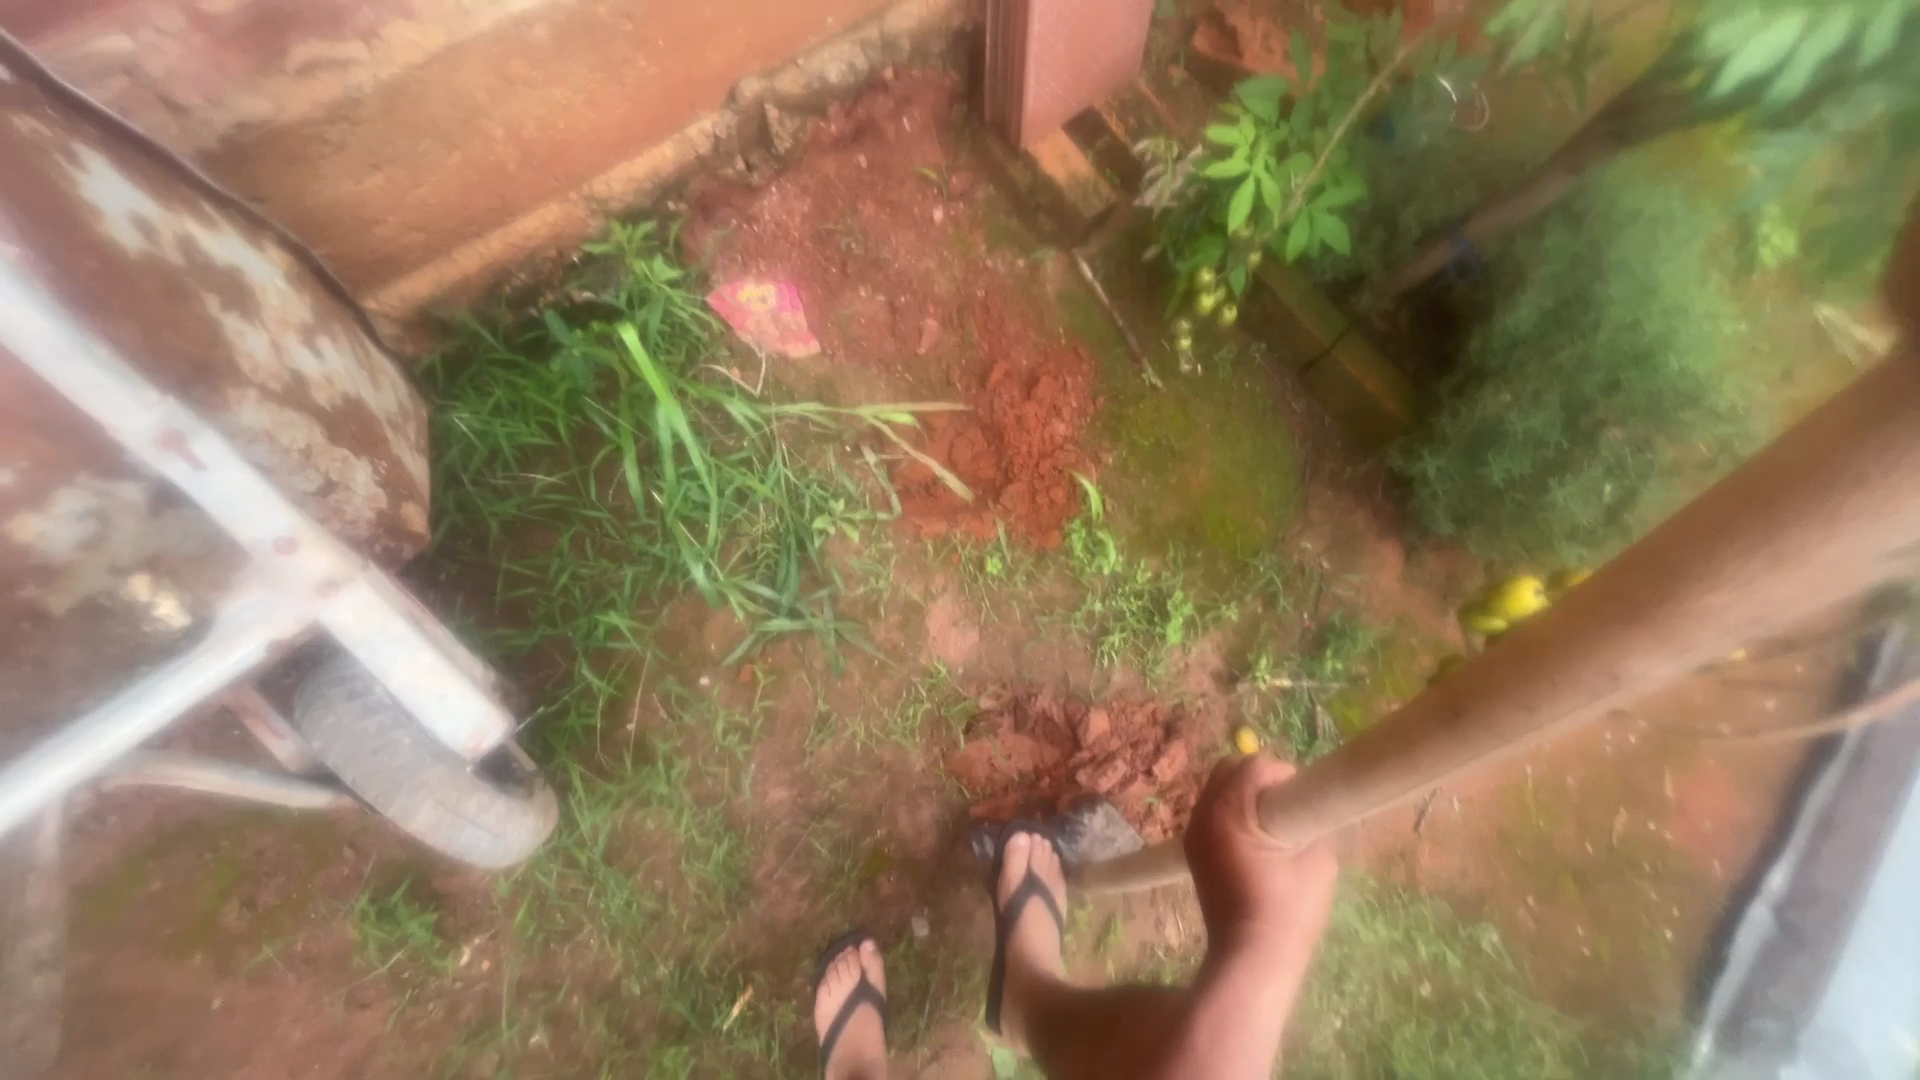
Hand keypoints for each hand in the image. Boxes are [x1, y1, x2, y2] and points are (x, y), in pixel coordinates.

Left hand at [1184, 755, 1337, 961]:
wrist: (1249, 954)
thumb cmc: (1288, 909)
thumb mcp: (1318, 860)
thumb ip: (1310, 823)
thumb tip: (1303, 810)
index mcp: (1230, 811)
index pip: (1253, 766)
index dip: (1282, 774)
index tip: (1301, 797)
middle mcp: (1203, 813)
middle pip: (1228, 769)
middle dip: (1259, 778)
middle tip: (1287, 805)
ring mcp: (1192, 831)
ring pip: (1216, 789)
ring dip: (1242, 794)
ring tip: (1271, 825)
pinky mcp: (1191, 849)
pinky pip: (1210, 812)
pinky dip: (1230, 813)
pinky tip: (1253, 840)